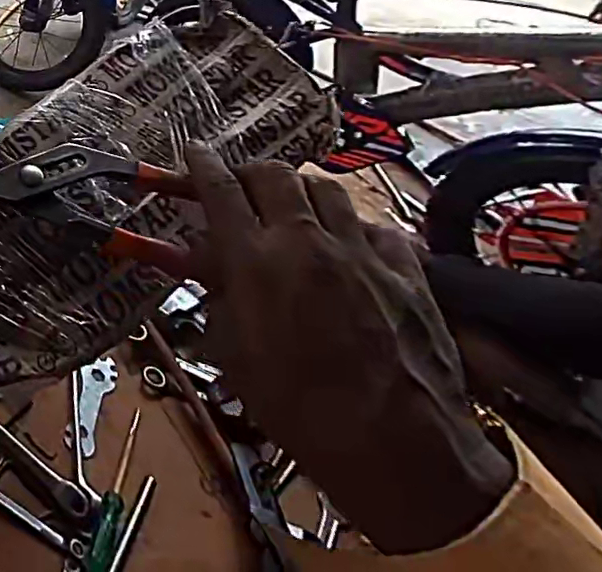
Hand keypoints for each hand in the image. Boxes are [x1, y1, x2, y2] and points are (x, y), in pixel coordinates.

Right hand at [182, 143, 512, 554]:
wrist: (397, 449)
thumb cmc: (296, 402)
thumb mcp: (230, 344)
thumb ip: (216, 289)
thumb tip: (206, 260)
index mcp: (252, 259)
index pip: (218, 187)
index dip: (200, 162)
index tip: (192, 151)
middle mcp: (305, 242)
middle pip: (272, 172)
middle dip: (248, 171)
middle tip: (239, 185)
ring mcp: (362, 254)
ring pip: (325, 186)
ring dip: (299, 190)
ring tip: (290, 208)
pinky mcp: (409, 274)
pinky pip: (376, 225)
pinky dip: (352, 224)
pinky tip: (346, 244)